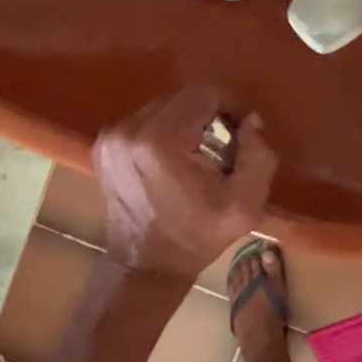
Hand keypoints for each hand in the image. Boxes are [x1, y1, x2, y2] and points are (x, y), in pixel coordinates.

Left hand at [92, 88, 279, 280]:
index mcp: (160, 141)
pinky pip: (143, 122)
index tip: (243, 134)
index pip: (204, 96)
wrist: (145, 266)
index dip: (231, 108)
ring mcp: (111, 137)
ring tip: (200, 156)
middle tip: (225, 147)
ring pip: (163, 109)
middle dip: (209, 117)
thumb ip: (258, 156)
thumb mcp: (245, 204)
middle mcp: (129, 130)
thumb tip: (250, 122)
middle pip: (182, 99)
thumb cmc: (196, 237)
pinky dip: (163, 133)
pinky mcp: (103, 146)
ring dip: (186, 124)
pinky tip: (174, 162)